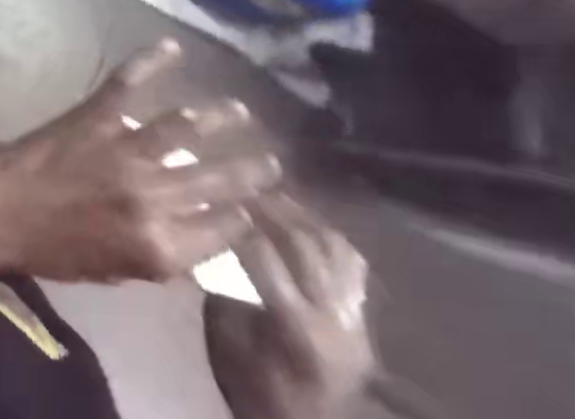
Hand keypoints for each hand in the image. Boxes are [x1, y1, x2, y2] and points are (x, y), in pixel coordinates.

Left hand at [0, 40, 283, 282]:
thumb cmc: (51, 249)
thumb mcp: (113, 272)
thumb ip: (159, 256)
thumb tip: (192, 236)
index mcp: (159, 245)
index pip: (224, 230)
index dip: (245, 218)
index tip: (256, 207)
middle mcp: (153, 197)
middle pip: (218, 180)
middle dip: (252, 170)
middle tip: (271, 160)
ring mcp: (125, 151)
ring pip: (186, 126)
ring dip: (219, 116)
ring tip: (239, 109)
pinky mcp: (97, 116)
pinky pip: (130, 82)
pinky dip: (152, 60)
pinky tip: (173, 47)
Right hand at [204, 195, 374, 418]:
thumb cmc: (256, 389)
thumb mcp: (229, 343)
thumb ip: (224, 291)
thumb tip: (211, 242)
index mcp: (298, 328)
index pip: (265, 257)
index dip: (239, 224)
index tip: (216, 200)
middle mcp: (334, 315)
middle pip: (302, 243)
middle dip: (269, 208)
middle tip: (240, 185)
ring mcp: (355, 314)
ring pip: (330, 245)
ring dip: (298, 214)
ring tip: (269, 193)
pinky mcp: (363, 314)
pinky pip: (350, 261)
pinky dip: (326, 233)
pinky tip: (303, 218)